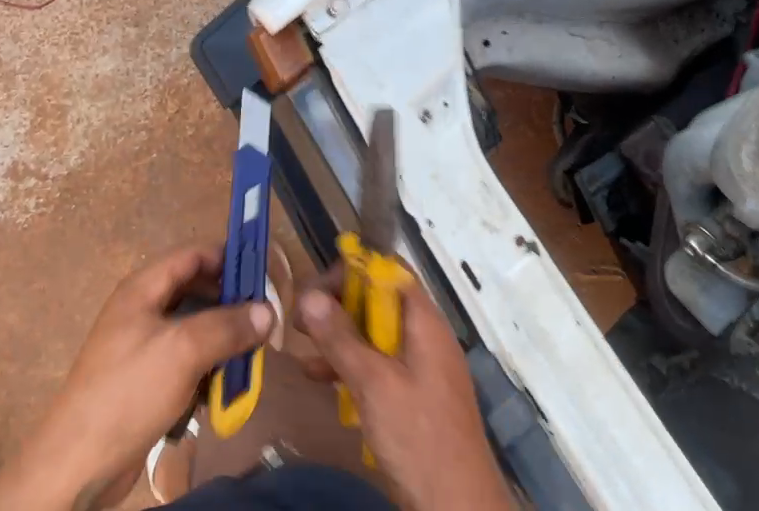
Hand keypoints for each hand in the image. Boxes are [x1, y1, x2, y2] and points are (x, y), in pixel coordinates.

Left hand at [0, 246, 273, 510]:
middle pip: (195, 291)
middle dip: (230, 303)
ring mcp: (143, 346)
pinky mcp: (146, 380)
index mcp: (143, 289)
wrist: (80, 462)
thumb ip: (228, 325)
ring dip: (222, 339)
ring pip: (194, 328)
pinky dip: (207, 367)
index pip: (192, 255)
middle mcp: (142, 310)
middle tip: (265, 319)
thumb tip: (267, 311)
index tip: (263, 273)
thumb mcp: (184, 350)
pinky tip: (225, 387)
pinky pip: (186, 361)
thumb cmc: (130, 391)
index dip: (227, 258)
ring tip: (252, 354)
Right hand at [296, 262, 513, 510]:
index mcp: (423, 321)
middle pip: (378, 300)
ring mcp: (421, 366)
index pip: (387, 271)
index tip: (315, 292)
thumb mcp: (372, 382)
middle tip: (301, 322)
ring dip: (340, 336)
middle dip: (338, 306)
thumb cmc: (417, 435)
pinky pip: (379, 364)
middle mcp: (424, 335)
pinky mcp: (414, 394)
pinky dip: (352, 365)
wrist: (457, 503)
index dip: (350, 272)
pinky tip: (321, 378)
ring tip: (303, 349)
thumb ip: (340, 337)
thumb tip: (309, 295)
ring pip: (375, 333)